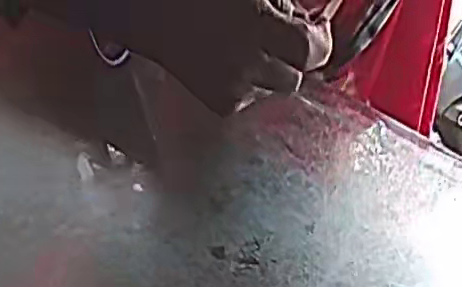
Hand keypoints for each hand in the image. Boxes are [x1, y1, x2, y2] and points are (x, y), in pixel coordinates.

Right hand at [80, 0, 334, 113]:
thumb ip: (281, 2)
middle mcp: (248, 63)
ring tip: (253, 44)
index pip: (311, 50)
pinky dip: (250, 81)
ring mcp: (234, 88)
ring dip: (273, 69)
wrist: (141, 6)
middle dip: (295, 57)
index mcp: (254, 24)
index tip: (318, 30)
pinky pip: (252, 97)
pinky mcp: (221, 103)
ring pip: (276, 89)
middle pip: (296, 77)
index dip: (320, 40)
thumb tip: (304, 17)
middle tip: (285, 36)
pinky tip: (231, 59)